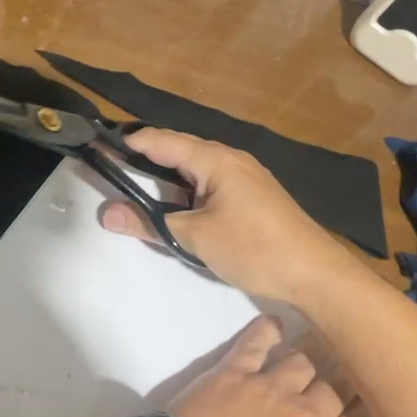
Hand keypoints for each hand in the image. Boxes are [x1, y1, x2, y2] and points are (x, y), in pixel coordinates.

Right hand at [100, 128, 370, 303]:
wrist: (316, 275)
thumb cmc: (254, 248)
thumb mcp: (195, 237)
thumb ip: (150, 222)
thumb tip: (107, 214)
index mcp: (216, 160)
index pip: (163, 141)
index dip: (130, 142)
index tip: (99, 147)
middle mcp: (231, 159)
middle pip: (180, 150)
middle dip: (147, 157)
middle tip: (112, 168)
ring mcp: (246, 177)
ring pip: (196, 169)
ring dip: (168, 177)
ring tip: (138, 188)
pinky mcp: (254, 196)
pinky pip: (211, 183)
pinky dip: (188, 190)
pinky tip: (178, 207)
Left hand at [169, 316, 380, 416]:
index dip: (368, 411)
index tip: (374, 397)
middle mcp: (307, 415)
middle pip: (337, 387)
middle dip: (346, 376)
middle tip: (350, 363)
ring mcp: (269, 388)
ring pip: (303, 361)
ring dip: (314, 352)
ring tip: (319, 343)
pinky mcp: (233, 371)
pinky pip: (256, 342)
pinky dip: (267, 329)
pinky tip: (276, 322)